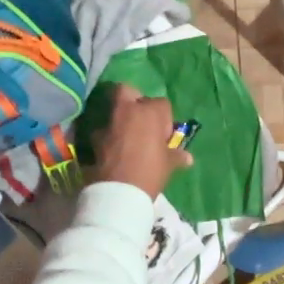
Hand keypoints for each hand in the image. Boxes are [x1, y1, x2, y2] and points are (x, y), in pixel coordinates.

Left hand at [92, 84, 192, 198]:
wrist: (119, 191)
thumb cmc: (150, 172)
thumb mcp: (169, 164)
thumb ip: (177, 156)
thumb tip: (187, 158)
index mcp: (150, 112)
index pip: (162, 104)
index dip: (165, 119)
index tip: (165, 136)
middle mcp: (128, 110)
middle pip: (129, 91)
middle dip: (135, 100)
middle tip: (143, 121)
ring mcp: (109, 122)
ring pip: (114, 109)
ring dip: (122, 119)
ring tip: (129, 138)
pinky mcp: (95, 137)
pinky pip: (105, 129)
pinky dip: (110, 135)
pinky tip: (116, 150)